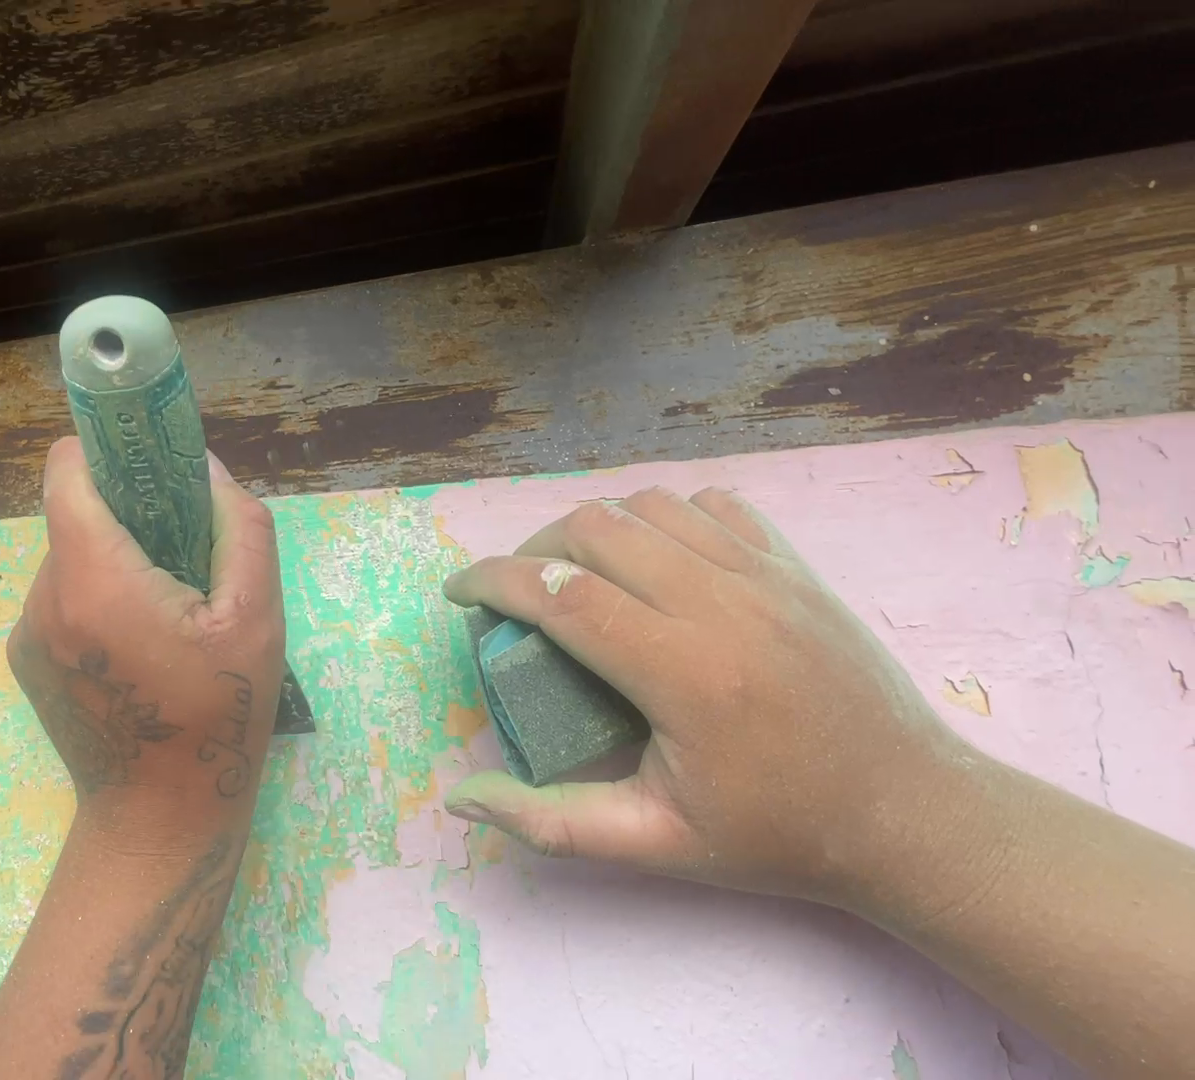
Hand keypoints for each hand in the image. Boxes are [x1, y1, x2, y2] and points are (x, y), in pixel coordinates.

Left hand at [7, 437, 285, 855]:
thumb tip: (205, 470)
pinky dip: (97, 599)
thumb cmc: (217, 716)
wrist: (159, 818)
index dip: (109, 454)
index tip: (153, 472)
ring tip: (167, 613)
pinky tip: (139, 647)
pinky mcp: (25, 660)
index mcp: (93, 580)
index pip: (68, 471)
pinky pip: (61, 599)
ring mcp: (25, 633)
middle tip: (184, 560)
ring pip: (70, 558)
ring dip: (115, 562)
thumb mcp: (257, 618)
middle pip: (75, 515)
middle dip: (127, 518)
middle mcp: (43, 598)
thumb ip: (238, 526)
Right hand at [442, 487, 976, 905]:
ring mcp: (766, 577)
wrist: (913, 819)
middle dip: (533, 549)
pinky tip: (651, 557)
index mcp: (685, 674)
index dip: (492, 581)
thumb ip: (548, 822)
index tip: (458, 592)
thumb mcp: (653, 846)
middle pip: (596, 531)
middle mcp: (724, 606)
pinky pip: (710, 507)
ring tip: (574, 571)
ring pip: (649, 506)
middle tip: (515, 592)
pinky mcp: (795, 567)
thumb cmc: (774, 835)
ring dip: (592, 528)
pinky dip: (660, 517)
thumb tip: (460, 799)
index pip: (560, 595)